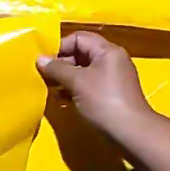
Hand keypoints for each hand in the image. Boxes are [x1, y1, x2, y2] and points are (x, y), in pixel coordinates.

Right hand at [36, 32, 154, 136]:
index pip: (79, 38)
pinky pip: (89, 85)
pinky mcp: (111, 95)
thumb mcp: (77, 82)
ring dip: (66, 78)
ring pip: (84, 71)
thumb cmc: (103, 101)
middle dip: (61, 64)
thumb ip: (57, 69)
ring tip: (50, 89)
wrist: (130, 132)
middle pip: (81, 53)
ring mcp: (112, 78)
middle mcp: (112, 60)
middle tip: (44, 76)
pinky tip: (62, 100)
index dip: (60, 46)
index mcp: (107, 51)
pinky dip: (75, 90)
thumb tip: (39, 59)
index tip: (44, 62)